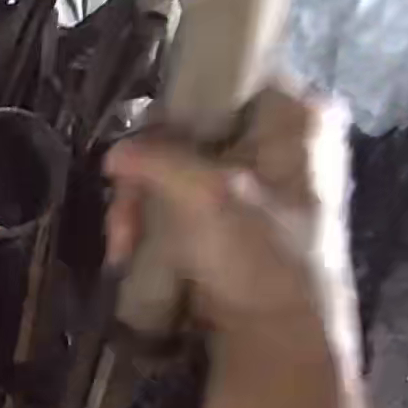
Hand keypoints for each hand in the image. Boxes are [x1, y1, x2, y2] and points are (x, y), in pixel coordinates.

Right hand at [103, 87, 357, 356]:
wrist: (276, 330)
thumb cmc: (261, 256)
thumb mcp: (209, 197)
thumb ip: (158, 161)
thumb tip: (113, 151)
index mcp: (294, 117)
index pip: (226, 77)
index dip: (173, 107)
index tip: (138, 146)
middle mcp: (274, 138)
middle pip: (183, 131)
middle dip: (142, 177)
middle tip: (125, 217)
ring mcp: (249, 177)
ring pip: (168, 168)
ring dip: (136, 206)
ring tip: (124, 243)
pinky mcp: (225, 212)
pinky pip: (171, 198)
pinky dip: (146, 221)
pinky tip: (131, 248)